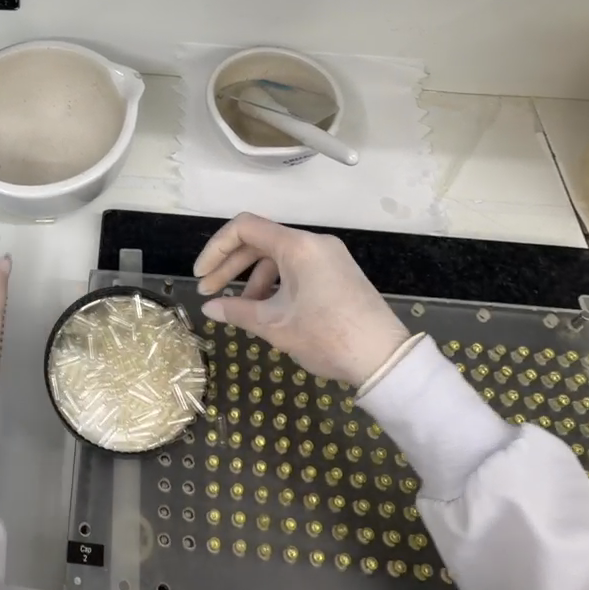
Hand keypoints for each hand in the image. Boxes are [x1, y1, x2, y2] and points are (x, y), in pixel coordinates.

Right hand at [192, 213, 410, 387]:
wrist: (386, 360)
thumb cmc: (328, 336)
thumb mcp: (275, 326)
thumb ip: (237, 312)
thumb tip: (209, 308)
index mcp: (297, 246)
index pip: (244, 228)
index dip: (216, 249)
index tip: (202, 276)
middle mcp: (313, 242)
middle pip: (258, 242)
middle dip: (229, 267)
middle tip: (209, 293)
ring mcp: (328, 256)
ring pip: (277, 257)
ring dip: (252, 279)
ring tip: (241, 310)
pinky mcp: (337, 272)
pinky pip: (296, 268)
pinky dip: (276, 284)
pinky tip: (267, 310)